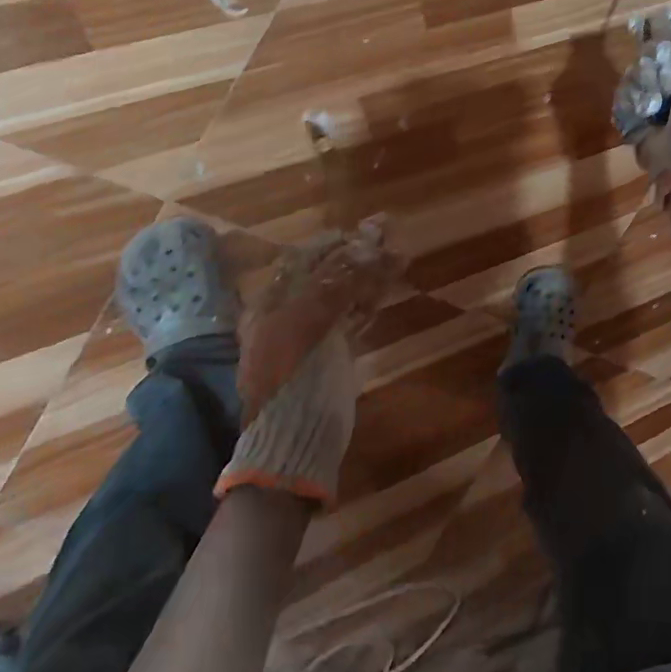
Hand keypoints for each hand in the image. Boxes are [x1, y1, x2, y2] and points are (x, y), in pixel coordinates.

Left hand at [235, 216, 402, 426]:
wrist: (295, 440)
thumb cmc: (293, 380)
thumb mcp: (308, 324)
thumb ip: (336, 284)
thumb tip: (366, 246)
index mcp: (272, 305)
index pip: (305, 261)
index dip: (335, 243)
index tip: (366, 231)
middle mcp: (289, 315)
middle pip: (327, 276)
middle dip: (357, 256)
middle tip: (389, 235)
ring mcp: (313, 336)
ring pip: (344, 297)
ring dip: (369, 276)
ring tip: (398, 257)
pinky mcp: (333, 355)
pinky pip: (352, 320)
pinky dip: (370, 303)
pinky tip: (386, 289)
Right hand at [613, 9, 670, 179]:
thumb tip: (664, 18)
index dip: (663, 33)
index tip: (651, 26)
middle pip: (650, 54)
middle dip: (652, 61)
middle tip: (663, 76)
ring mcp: (655, 102)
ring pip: (635, 74)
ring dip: (643, 83)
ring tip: (654, 101)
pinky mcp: (635, 118)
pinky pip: (624, 96)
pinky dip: (632, 101)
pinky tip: (644, 112)